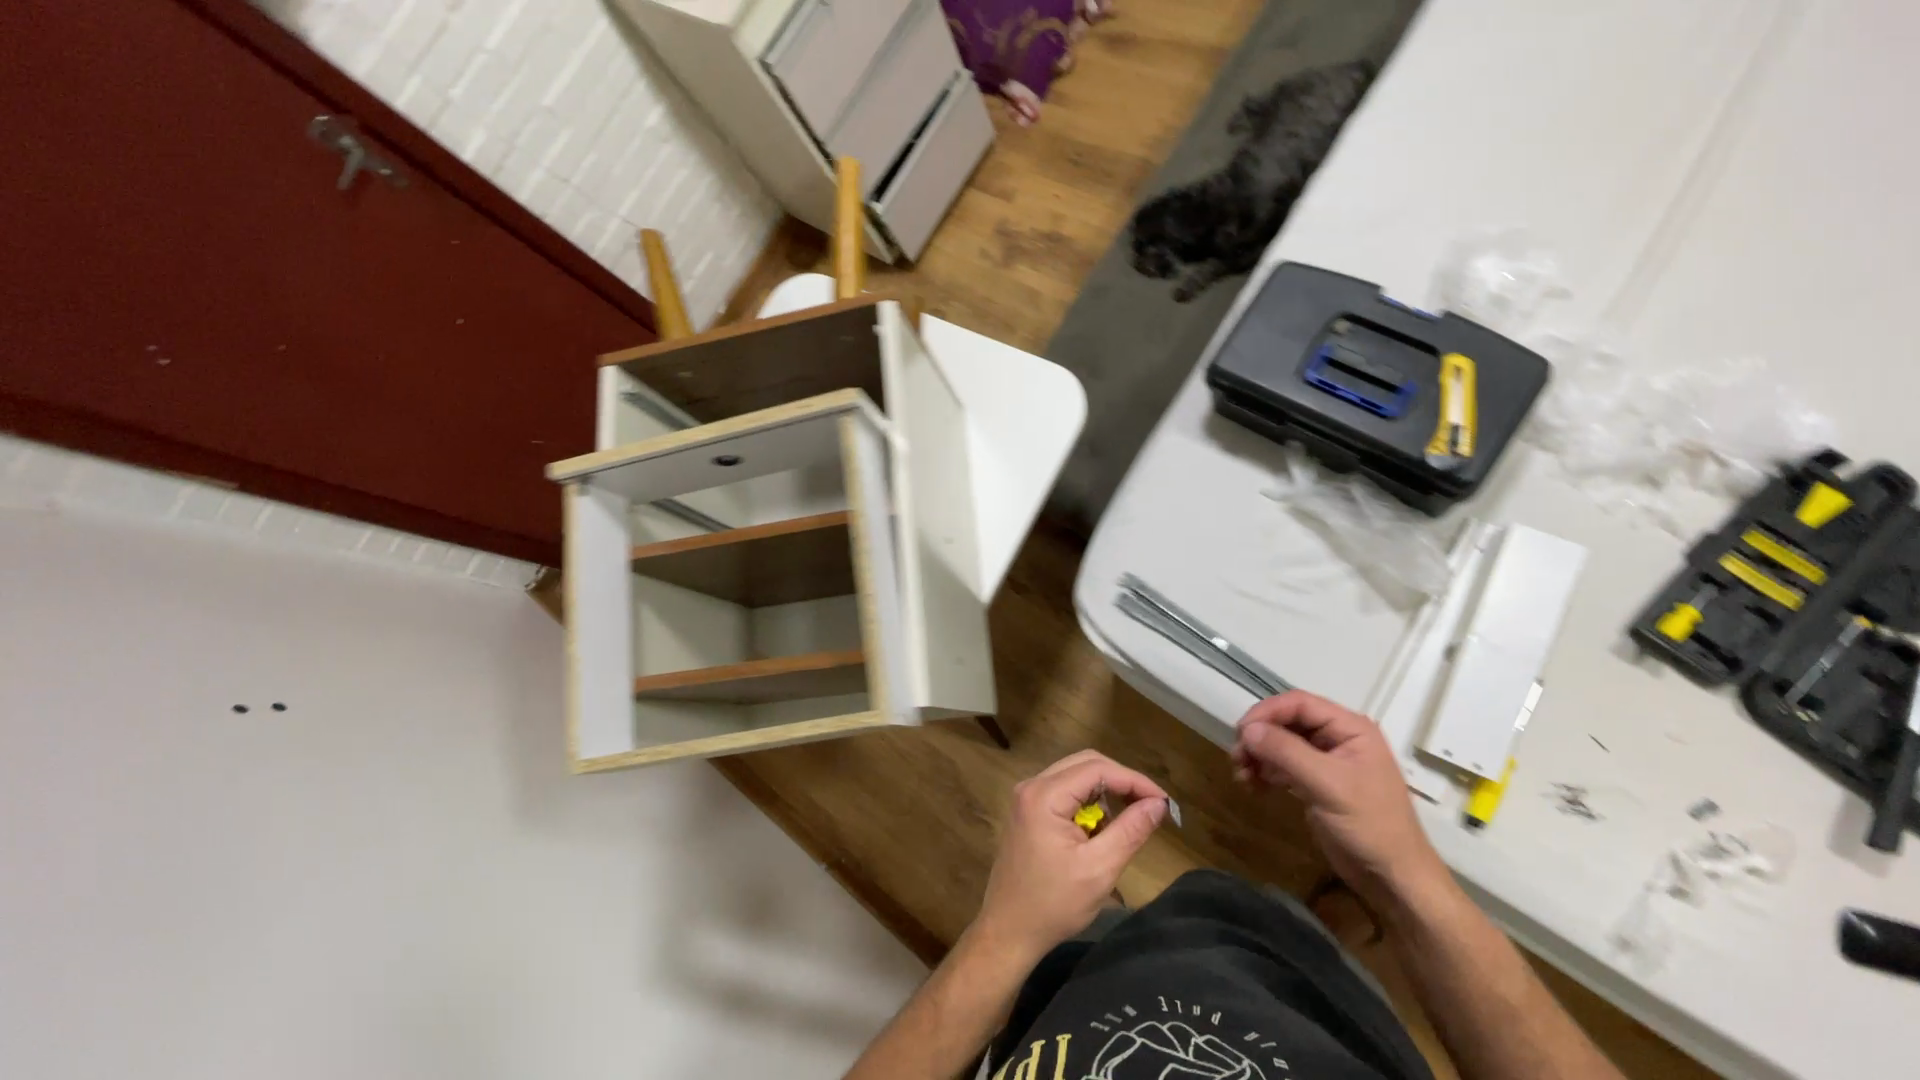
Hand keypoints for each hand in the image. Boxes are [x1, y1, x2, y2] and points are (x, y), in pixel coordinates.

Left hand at [972, 750, 1168, 960]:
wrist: (1009, 932)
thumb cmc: (1054, 905)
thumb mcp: (1100, 869)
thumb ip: (1131, 830)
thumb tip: (1159, 804)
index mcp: (1044, 795)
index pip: (1098, 769)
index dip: (1135, 781)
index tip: (1164, 802)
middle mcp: (1032, 787)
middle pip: (1086, 765)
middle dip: (1121, 783)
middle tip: (1150, 807)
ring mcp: (1027, 798)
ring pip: (1076, 777)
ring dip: (1104, 795)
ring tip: (1125, 824)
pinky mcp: (1028, 812)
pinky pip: (1065, 793)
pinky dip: (1088, 805)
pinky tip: (1099, 832)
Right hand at [1232, 691, 1449, 911]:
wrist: (1392, 876)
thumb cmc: (1369, 825)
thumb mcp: (1327, 785)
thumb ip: (1287, 752)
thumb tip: (1247, 729)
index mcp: (1350, 728)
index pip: (1299, 703)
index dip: (1267, 712)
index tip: (1240, 732)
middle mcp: (1338, 738)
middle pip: (1287, 722)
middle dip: (1259, 737)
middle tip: (1237, 758)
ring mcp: (1326, 762)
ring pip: (1281, 744)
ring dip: (1258, 756)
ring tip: (1241, 776)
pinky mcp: (1316, 784)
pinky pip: (1283, 767)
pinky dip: (1265, 772)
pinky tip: (1253, 787)